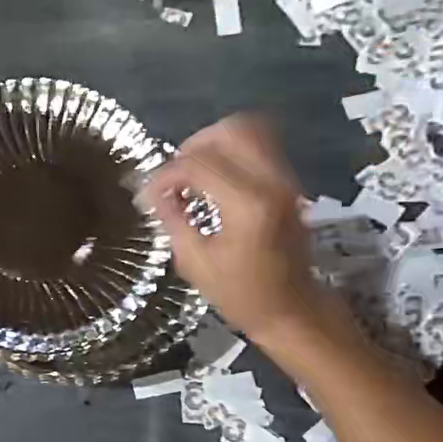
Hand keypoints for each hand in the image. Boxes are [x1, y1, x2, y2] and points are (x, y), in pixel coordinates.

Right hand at [141, 115, 349, 345]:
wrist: (293, 310)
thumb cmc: (243, 296)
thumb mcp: (197, 264)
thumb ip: (173, 220)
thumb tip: (154, 194)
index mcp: (248, 206)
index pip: (198, 164)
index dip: (166, 174)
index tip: (149, 193)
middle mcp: (272, 182)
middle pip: (230, 131)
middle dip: (194, 146)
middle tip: (175, 174)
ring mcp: (286, 180)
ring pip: (250, 131)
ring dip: (215, 144)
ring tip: (194, 173)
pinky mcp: (290, 184)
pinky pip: (260, 148)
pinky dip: (232, 154)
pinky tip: (214, 181)